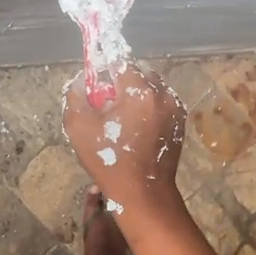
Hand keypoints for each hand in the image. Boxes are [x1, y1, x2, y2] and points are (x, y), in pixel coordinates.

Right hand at [64, 64, 186, 220]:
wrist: (143, 193)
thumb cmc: (109, 162)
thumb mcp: (79, 128)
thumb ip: (76, 95)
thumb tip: (83, 80)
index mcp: (139, 91)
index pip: (120, 61)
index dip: (105, 64)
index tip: (95, 71)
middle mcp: (162, 94)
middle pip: (138, 72)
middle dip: (121, 81)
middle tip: (106, 102)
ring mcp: (175, 108)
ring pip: (151, 87)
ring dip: (136, 93)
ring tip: (121, 117)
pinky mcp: (179, 122)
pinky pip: (160, 102)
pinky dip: (148, 106)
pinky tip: (136, 126)